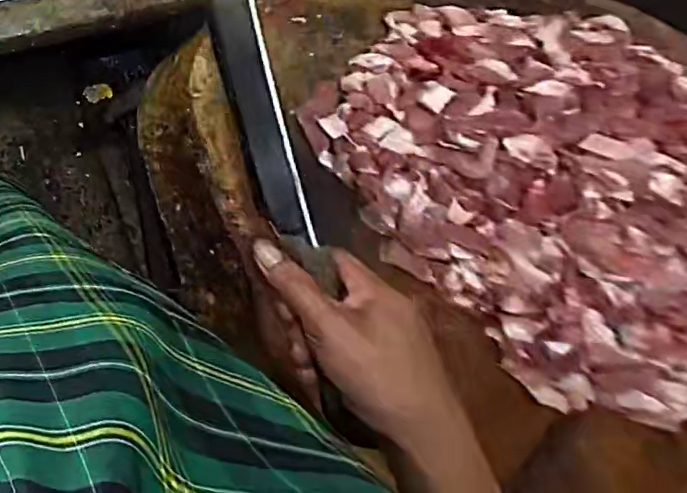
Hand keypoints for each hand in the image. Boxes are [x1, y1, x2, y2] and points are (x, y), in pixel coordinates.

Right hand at [253, 242, 469, 449]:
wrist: (426, 443)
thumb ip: (292, 283)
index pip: (329, 255)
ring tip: (305, 360)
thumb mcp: (325, 325)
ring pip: (330, 319)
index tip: (274, 281)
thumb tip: (260, 243)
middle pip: (324, 290)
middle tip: (290, 331)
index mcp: (378, 291)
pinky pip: (344, 341)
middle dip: (298, 310)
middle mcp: (386, 307)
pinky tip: (319, 371)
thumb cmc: (375, 373)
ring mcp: (390, 335)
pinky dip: (325, 352)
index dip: (298, 261)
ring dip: (307, 336)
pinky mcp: (389, 359)